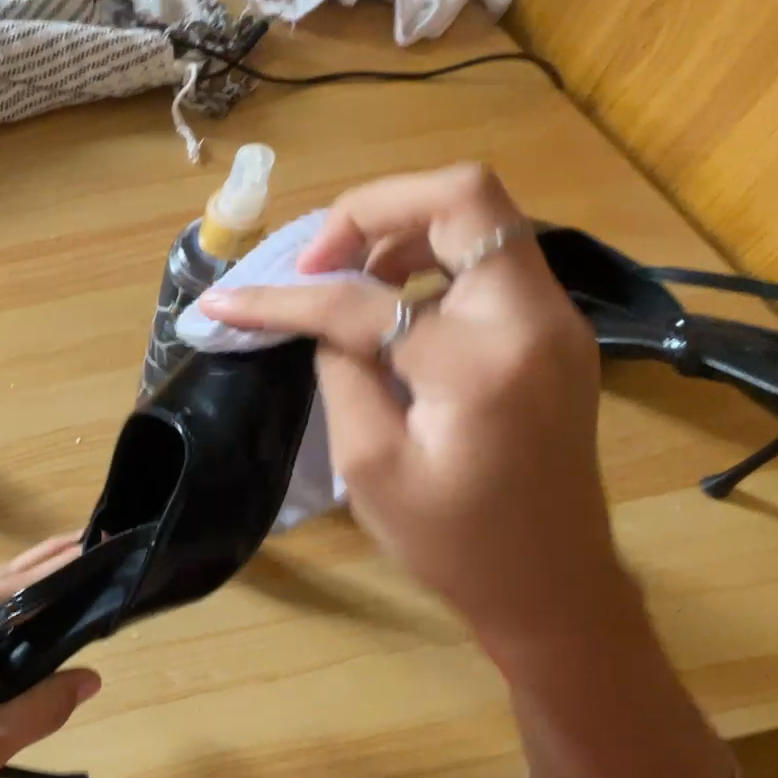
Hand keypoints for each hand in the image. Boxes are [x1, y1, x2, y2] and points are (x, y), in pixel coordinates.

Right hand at [197, 164, 637, 644]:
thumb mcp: (370, 466)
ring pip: (480, 219)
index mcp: (478, 363)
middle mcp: (532, 318)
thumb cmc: (451, 541)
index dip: (283, 299)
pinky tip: (386, 305)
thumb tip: (327, 324)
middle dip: (369, 213)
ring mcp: (553, 319)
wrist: (549, 581)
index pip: (362, 302)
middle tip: (313, 265)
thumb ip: (343, 374)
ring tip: (342, 282)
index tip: (224, 301)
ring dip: (400, 232)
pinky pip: (489, 261)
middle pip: (463, 197)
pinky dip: (428, 262)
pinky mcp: (551, 333)